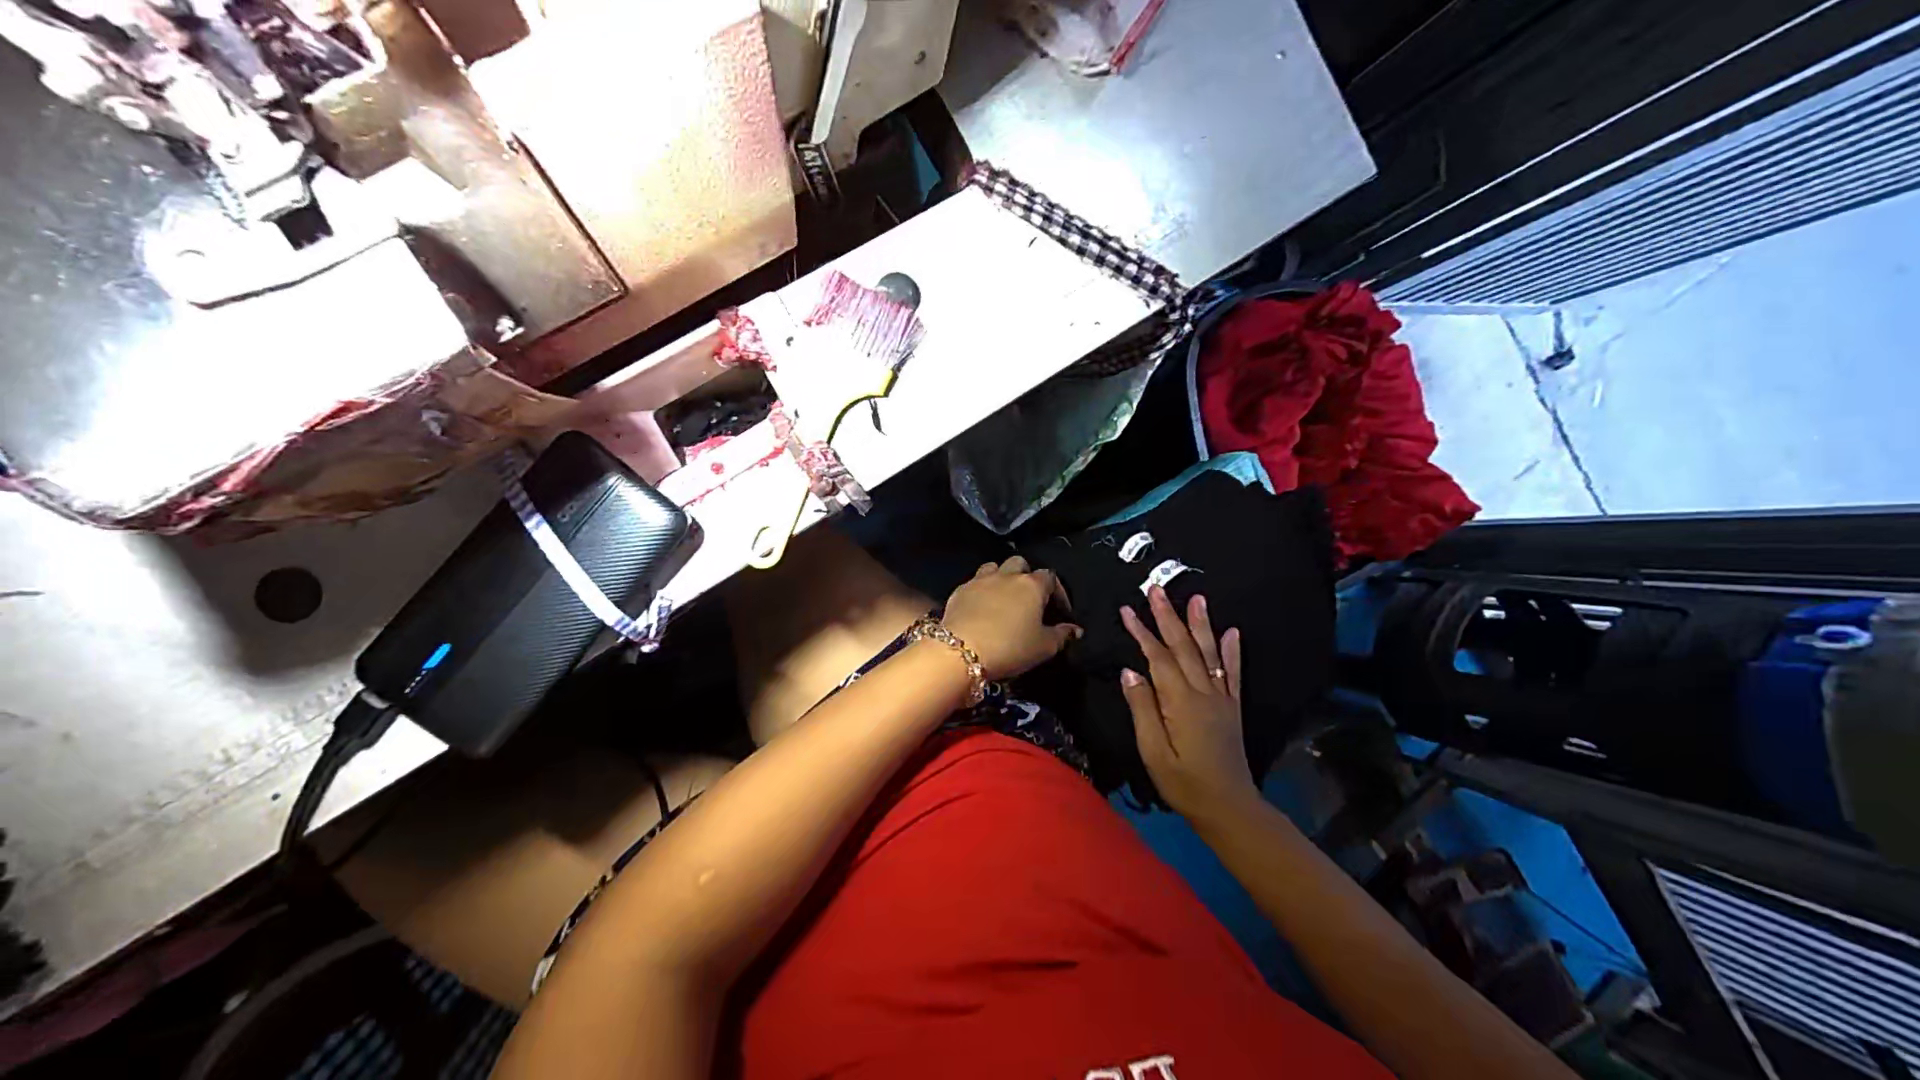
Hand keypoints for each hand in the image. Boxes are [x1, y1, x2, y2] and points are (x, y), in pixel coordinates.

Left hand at [941, 557, 1082, 679]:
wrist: (962, 651)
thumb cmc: (1011, 647)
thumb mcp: (1044, 647)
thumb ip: (1062, 635)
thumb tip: (1075, 629)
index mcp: (1031, 585)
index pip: (1050, 577)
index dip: (1058, 592)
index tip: (1060, 611)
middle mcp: (1007, 575)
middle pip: (1020, 563)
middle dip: (1026, 576)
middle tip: (1029, 599)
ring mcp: (980, 580)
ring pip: (994, 567)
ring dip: (1001, 577)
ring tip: (1003, 598)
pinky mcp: (959, 590)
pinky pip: (974, 582)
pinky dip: (980, 591)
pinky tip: (981, 608)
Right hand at [1119, 586, 1258, 822]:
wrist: (1228, 806)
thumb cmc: (1183, 782)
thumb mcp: (1153, 751)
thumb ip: (1143, 709)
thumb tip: (1130, 672)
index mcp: (1180, 702)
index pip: (1158, 658)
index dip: (1142, 632)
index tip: (1128, 609)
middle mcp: (1204, 692)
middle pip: (1183, 647)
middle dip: (1168, 617)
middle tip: (1157, 589)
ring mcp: (1221, 698)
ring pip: (1209, 653)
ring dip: (1201, 624)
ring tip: (1197, 598)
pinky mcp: (1232, 707)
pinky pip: (1232, 673)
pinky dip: (1232, 651)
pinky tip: (1232, 632)